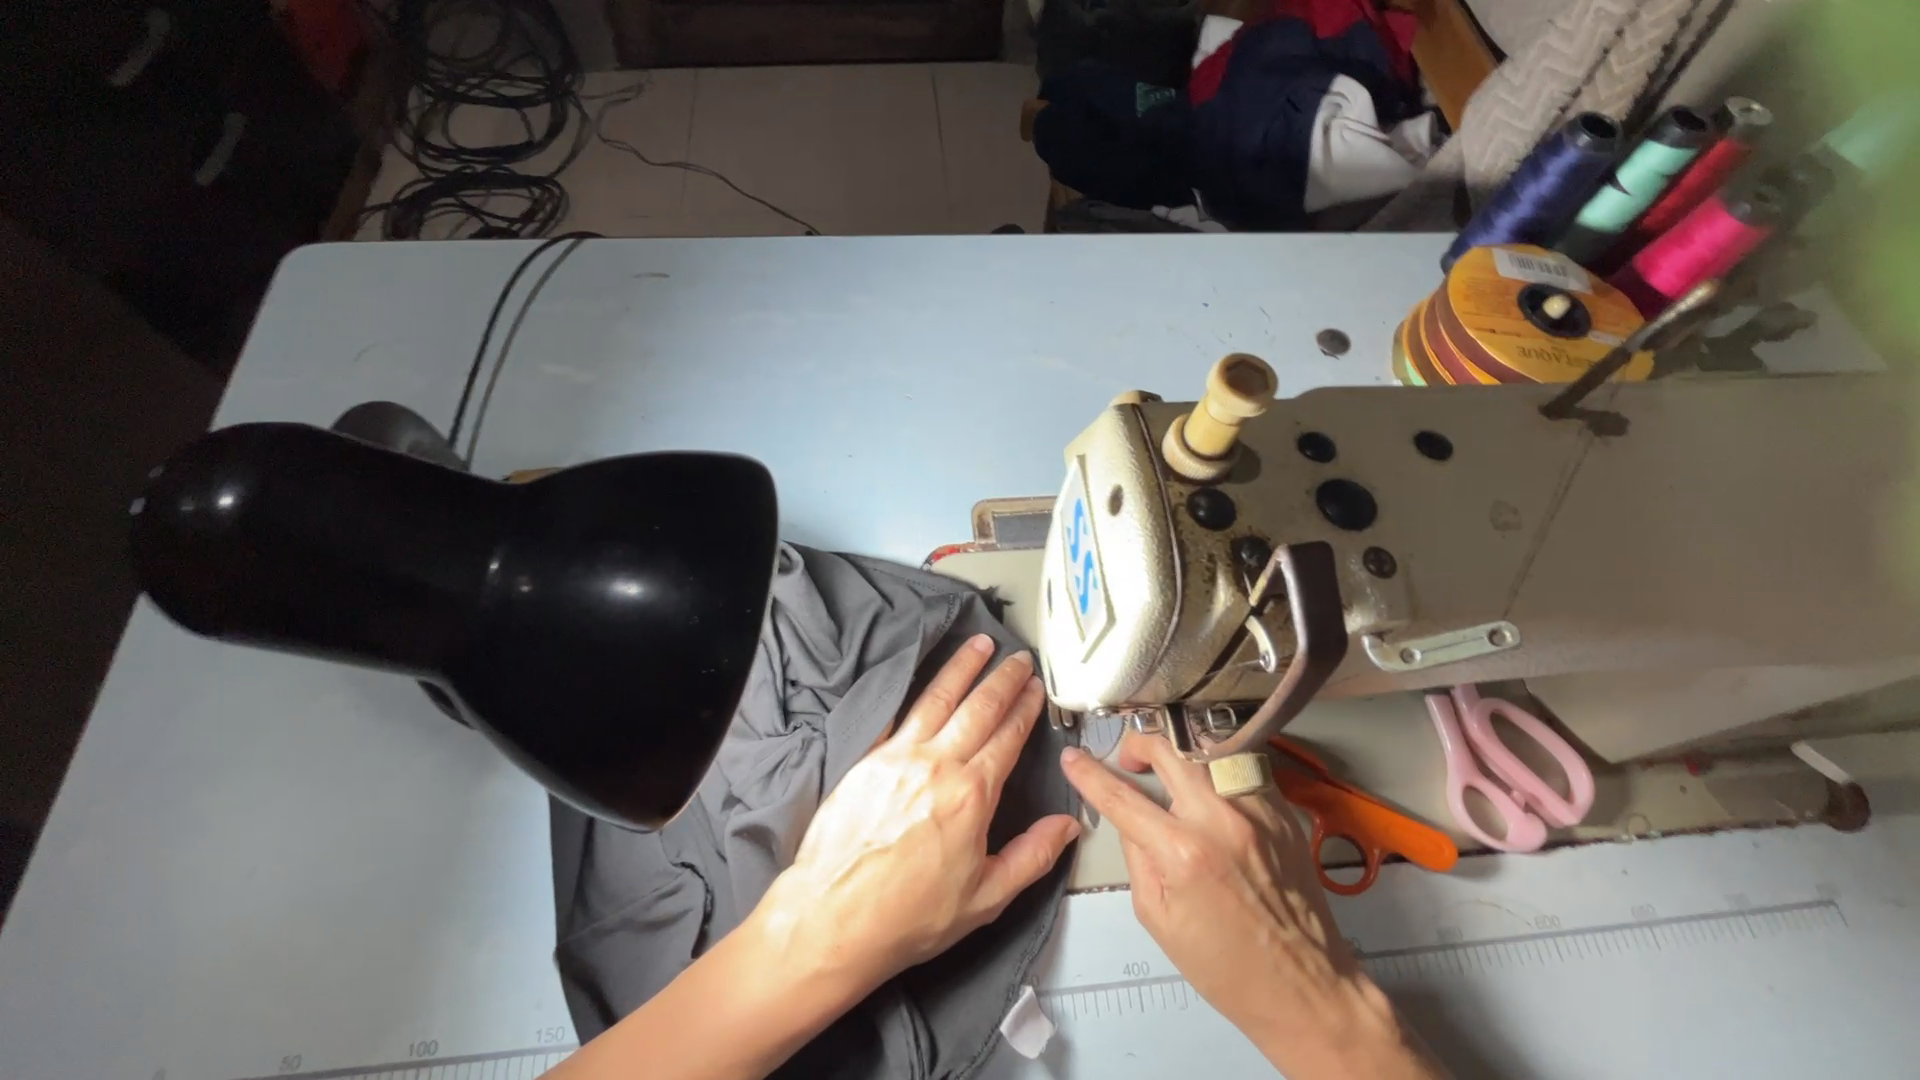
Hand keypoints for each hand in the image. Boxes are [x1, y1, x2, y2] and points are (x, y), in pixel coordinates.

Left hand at [755, 635, 1080, 992]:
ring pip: (938, 698)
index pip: (1007, 736)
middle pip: (978, 707)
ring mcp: (899, 757)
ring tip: (977, 645)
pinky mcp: (868, 760)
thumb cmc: (908, 915)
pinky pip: (898, 713)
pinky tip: (922, 677)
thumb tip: (1067, 828)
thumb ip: (1032, 857)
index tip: (1035, 689)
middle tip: (1017, 658)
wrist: (834, 919)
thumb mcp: (986, 898)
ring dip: (962, 668)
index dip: (1025, 708)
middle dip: (1002, 678)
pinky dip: (915, 689)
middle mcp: (937, 765)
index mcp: (972, 795)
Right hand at [1061, 734, 1437, 1079]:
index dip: (1088, 773)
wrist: (1305, 987)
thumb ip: (1137, 855)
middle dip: (1138, 745)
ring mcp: (1258, 810)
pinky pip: (1242, 769)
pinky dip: (1218, 772)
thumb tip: (1129, 815)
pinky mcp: (1283, 811)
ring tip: (1171, 776)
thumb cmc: (1225, 967)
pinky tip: (1213, 797)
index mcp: (1183, 852)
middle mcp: (1222, 819)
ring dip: (1180, 755)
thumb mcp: (1156, 917)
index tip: (1072, 758)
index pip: (1121, 796)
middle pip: (1168, 749)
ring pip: (1208, 750)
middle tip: (1129, 760)